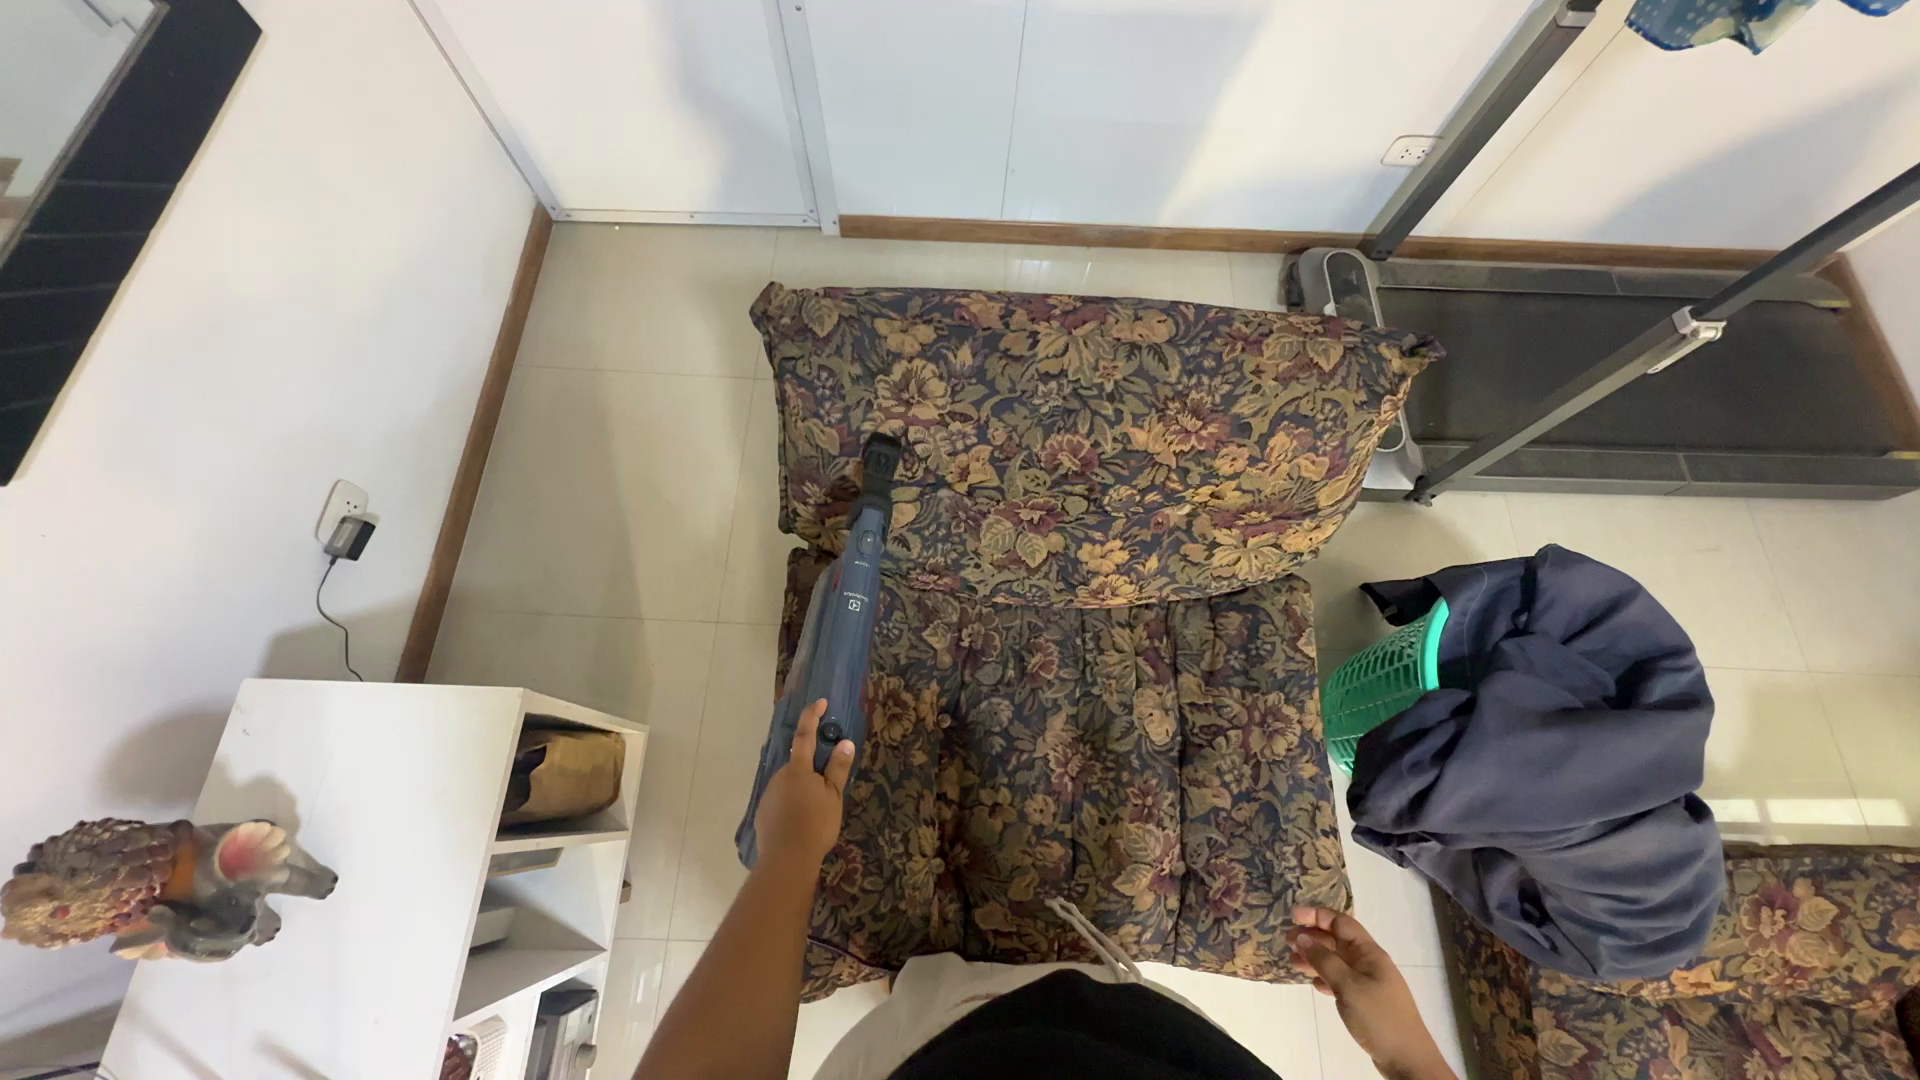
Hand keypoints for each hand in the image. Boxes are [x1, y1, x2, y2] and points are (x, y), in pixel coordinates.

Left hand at [752, 699, 855, 868]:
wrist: (786, 860)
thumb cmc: (816, 824)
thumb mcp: (834, 796)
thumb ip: (838, 768)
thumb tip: (845, 742)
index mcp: (798, 768)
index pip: (806, 734)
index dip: (812, 716)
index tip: (820, 702)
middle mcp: (780, 775)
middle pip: (798, 763)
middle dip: (812, 767)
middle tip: (829, 786)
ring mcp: (769, 794)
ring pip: (789, 782)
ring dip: (802, 787)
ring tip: (817, 810)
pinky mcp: (763, 812)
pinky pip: (781, 799)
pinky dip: (792, 803)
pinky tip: (801, 820)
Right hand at [1290, 906, 1456, 1079]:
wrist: (1409, 1063)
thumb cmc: (1380, 1018)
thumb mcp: (1348, 986)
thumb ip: (1324, 960)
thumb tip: (1303, 938)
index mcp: (1369, 953)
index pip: (1341, 922)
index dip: (1316, 915)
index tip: (1292, 916)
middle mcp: (1368, 963)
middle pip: (1336, 940)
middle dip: (1312, 937)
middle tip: (1287, 941)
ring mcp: (1368, 983)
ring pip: (1336, 961)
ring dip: (1315, 958)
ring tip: (1293, 962)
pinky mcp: (1365, 1002)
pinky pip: (1340, 980)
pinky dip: (1324, 978)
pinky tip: (1313, 984)